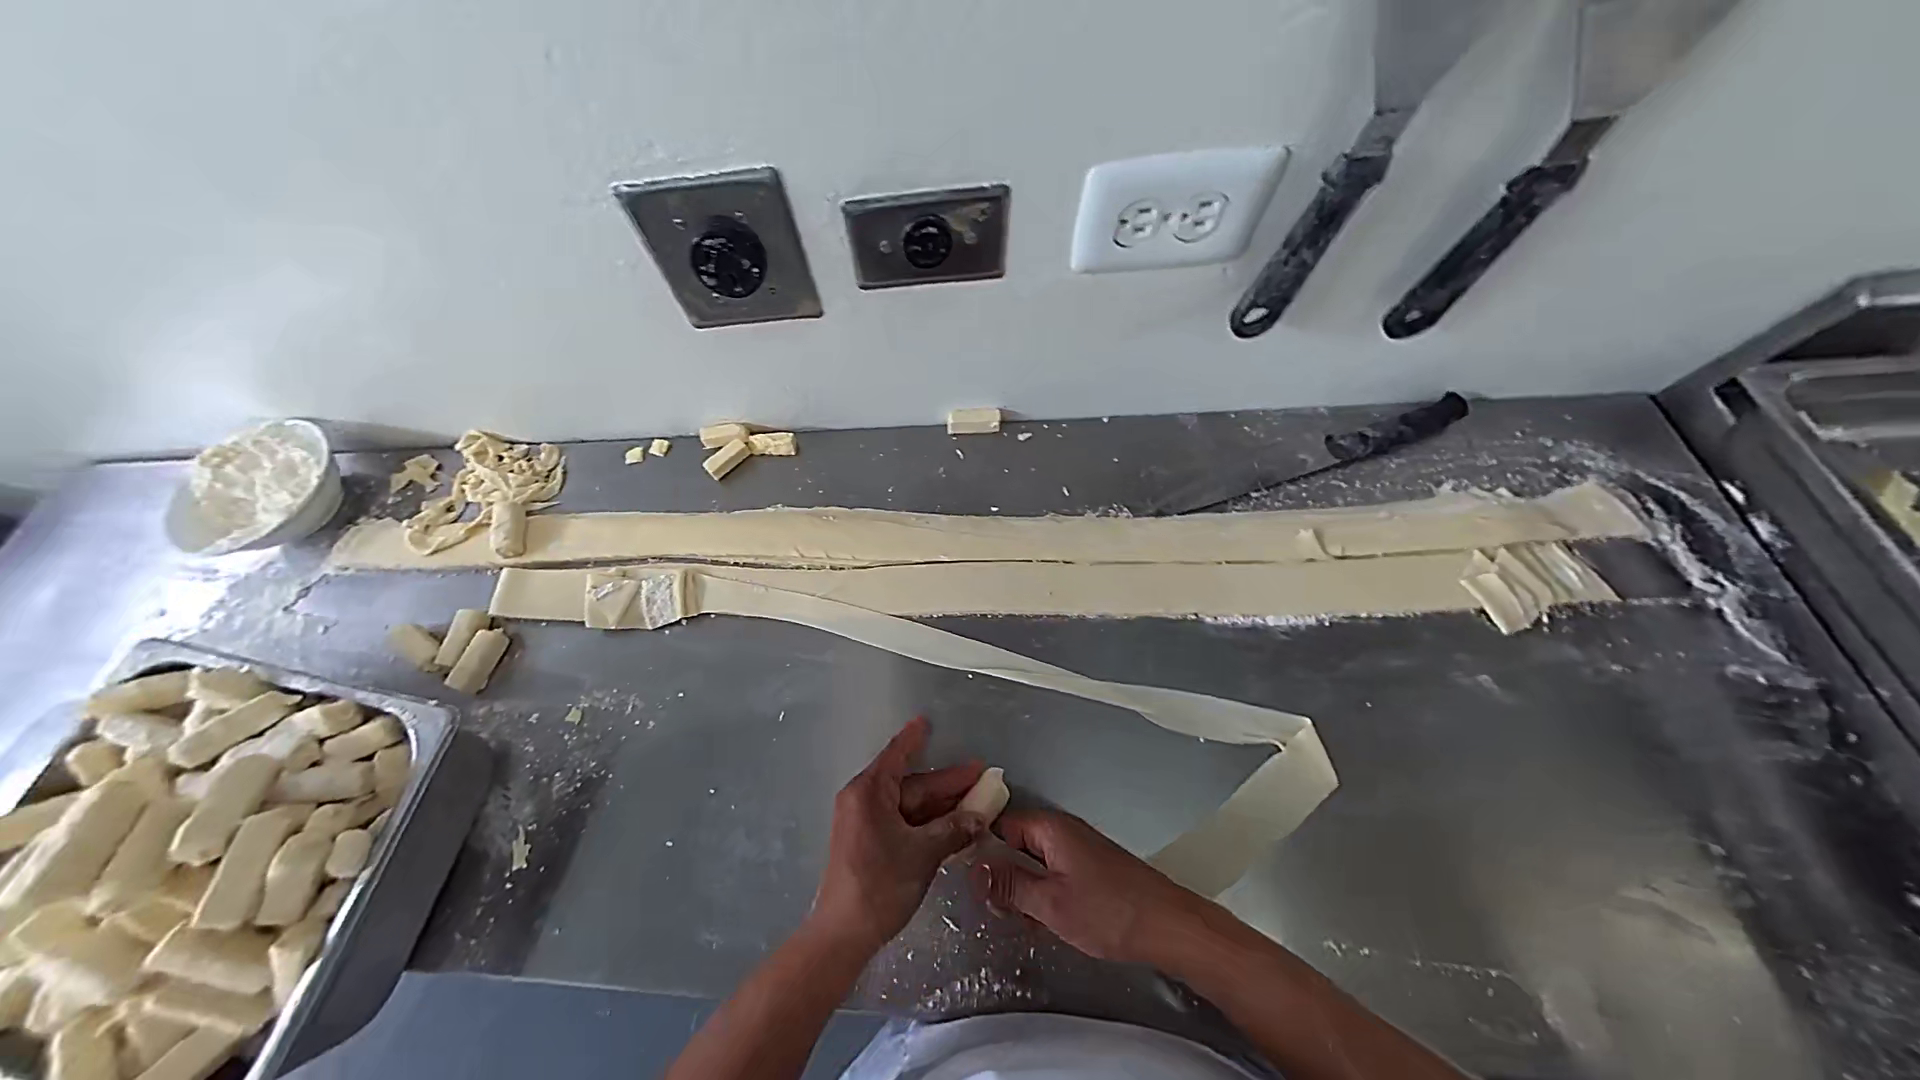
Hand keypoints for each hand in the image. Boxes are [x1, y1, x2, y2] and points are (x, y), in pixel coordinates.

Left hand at [809, 718, 985, 952]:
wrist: (844, 934)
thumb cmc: (880, 884)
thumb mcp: (923, 853)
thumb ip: (954, 829)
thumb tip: (980, 816)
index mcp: (869, 792)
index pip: (897, 755)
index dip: (915, 739)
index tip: (926, 721)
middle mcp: (864, 801)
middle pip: (912, 784)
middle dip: (947, 783)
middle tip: (981, 776)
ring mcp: (866, 824)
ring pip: (911, 806)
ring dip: (942, 807)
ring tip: (977, 803)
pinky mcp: (870, 844)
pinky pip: (904, 823)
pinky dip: (929, 824)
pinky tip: (956, 827)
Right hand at [975, 809, 1206, 964]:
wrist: (1168, 927)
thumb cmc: (1108, 912)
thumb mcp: (1049, 903)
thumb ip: (1010, 885)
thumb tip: (975, 869)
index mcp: (1050, 827)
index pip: (1001, 825)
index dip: (982, 848)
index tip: (969, 878)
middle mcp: (1063, 830)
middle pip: (1016, 842)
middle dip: (1003, 873)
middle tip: (995, 907)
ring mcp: (1079, 848)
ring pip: (1035, 861)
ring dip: (1023, 887)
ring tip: (1018, 918)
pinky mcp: (1090, 868)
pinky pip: (1054, 872)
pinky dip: (1044, 892)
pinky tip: (1044, 919)